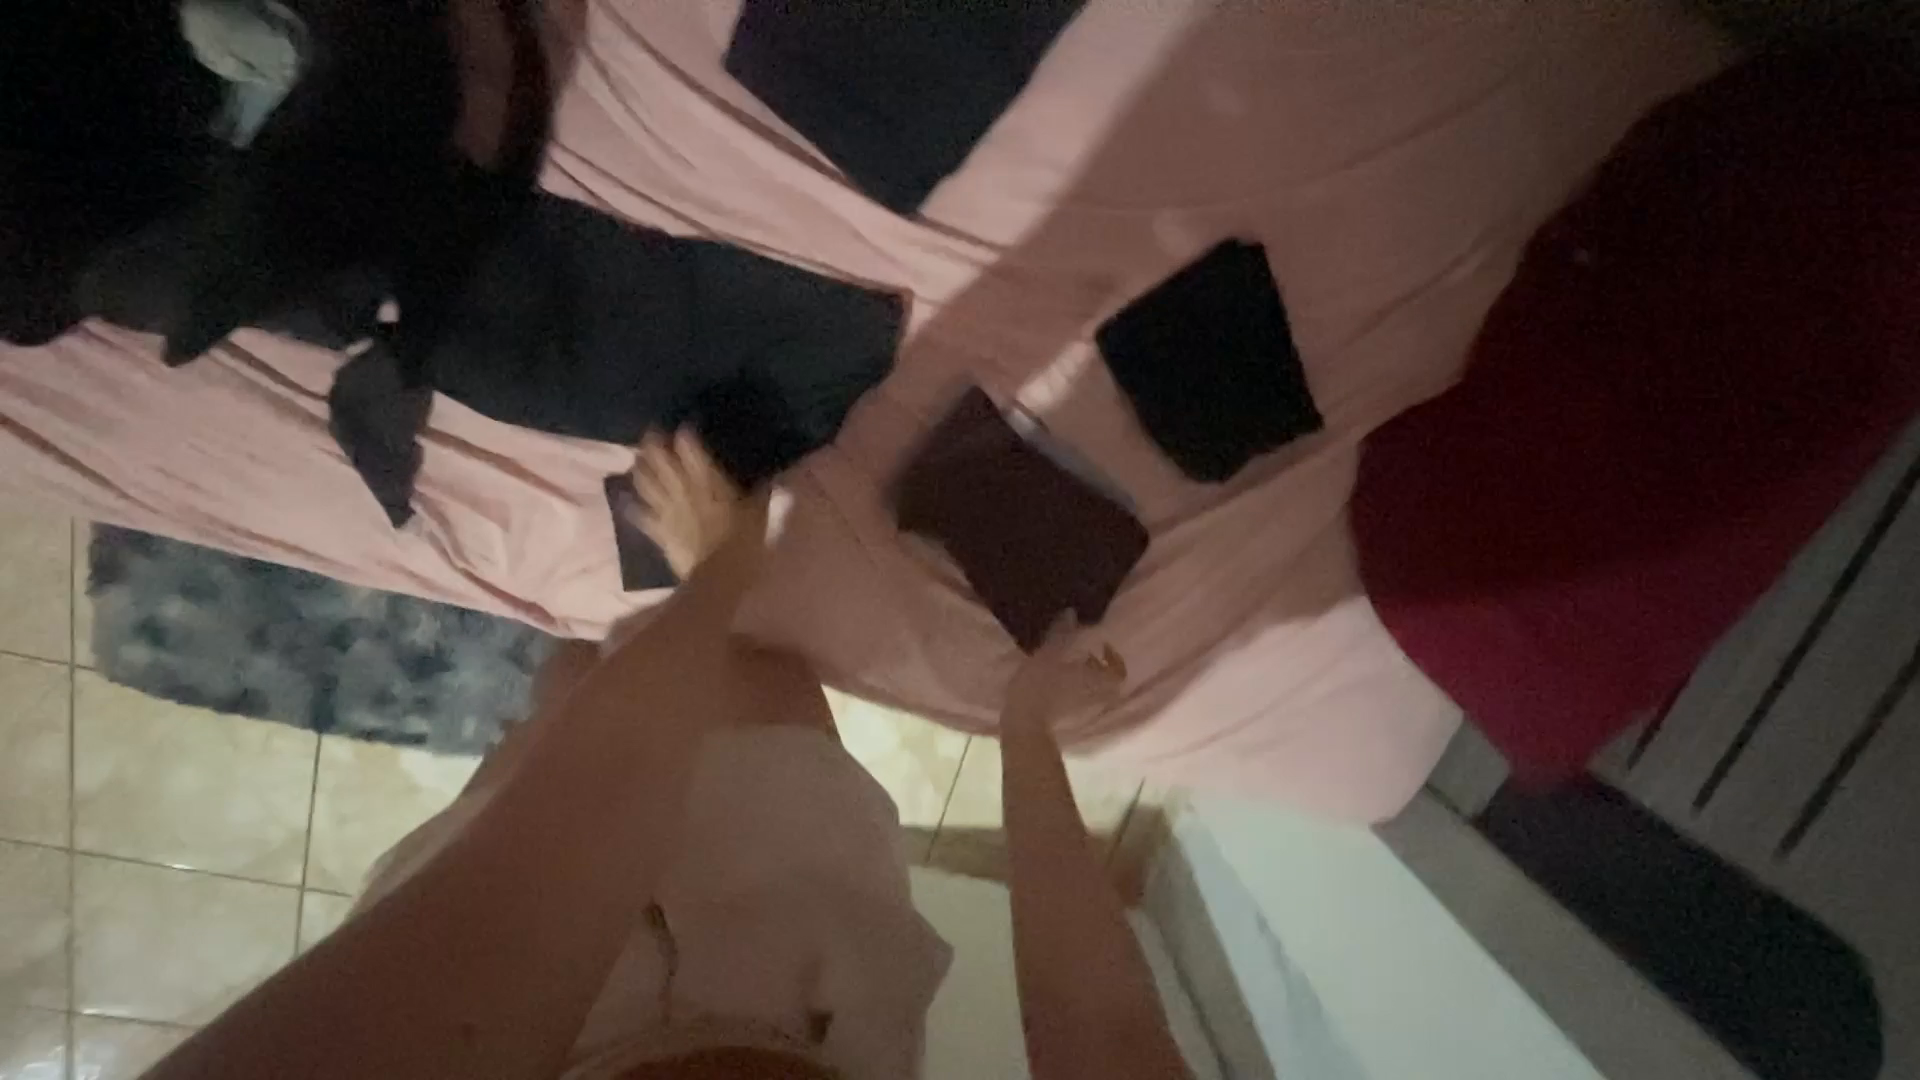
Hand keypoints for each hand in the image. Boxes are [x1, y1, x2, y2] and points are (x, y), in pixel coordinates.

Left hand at [629, 429, 768, 579]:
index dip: (686, 440)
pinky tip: (627, 500)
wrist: (719, 577)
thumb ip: (760, 494)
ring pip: (650, 486)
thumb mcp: (759, 514)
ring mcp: (669, 513)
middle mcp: (685, 493)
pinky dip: (635, 508)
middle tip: (649, 433)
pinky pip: (643, 517)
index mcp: (711, 485)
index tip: (680, 428)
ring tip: (636, 459)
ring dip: (641, 470)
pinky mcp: (661, 533)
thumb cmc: (744, 543)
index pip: (694, 455)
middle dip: (655, 447)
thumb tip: (769, 480)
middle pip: (665, 465)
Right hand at [1004, 616, 1126, 729]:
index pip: (1119, 672)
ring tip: (1069, 663)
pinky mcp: (1068, 715)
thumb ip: (1062, 633)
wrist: (1024, 722)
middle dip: (1100, 667)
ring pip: (1095, 691)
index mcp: (1096, 679)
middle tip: (1086, 653)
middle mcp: (1095, 694)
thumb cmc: (1040, 685)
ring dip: (1088, 677)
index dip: (1114, 658)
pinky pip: (1081, 697)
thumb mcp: (1049, 653)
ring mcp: (1083, 708)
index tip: (1101, 645)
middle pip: (1108, 682)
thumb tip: (1072, 612)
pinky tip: (1057, 677)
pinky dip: (1076, 687)